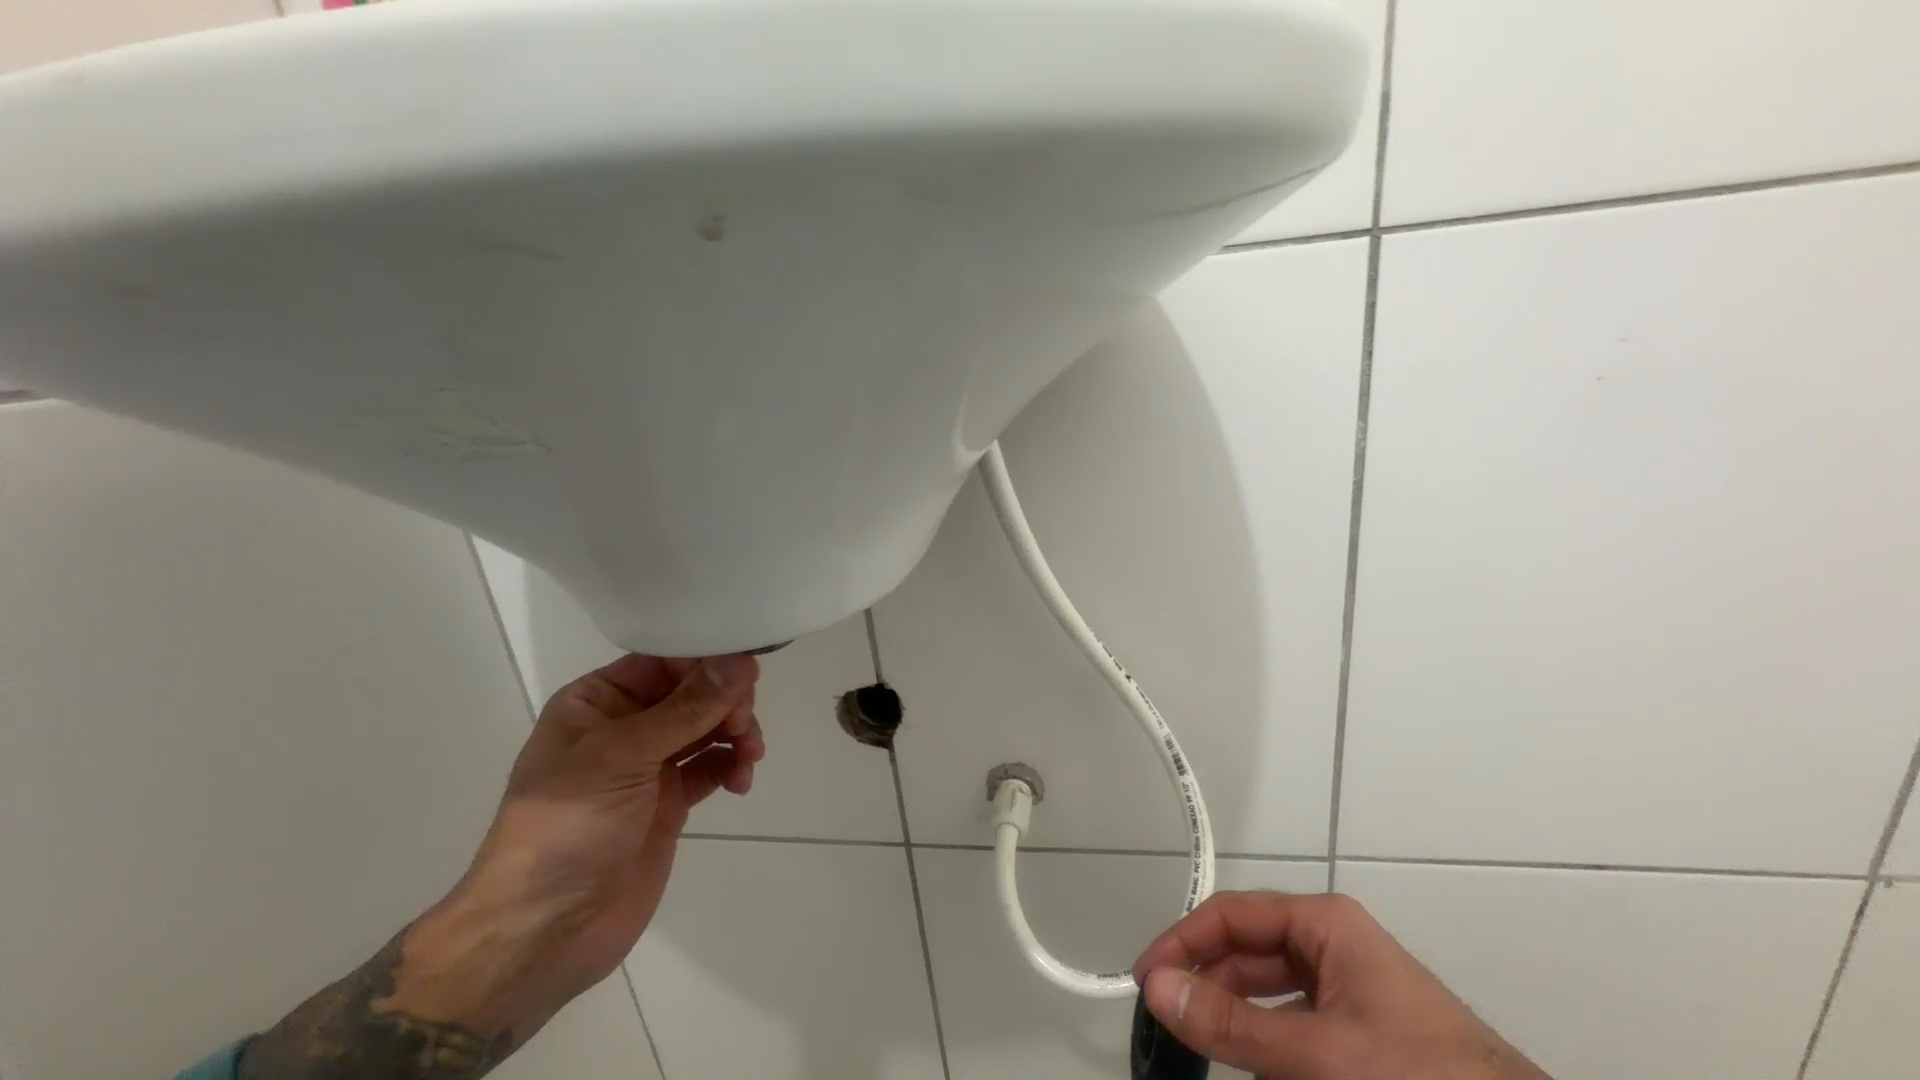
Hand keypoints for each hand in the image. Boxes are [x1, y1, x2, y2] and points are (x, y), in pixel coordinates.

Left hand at [240, 653, 763, 1079]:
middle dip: (726, 701)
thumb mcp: (623, 755)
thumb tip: (741, 659)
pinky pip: (710, 767)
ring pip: (707, 728)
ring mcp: (647, 767)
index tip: (747, 673)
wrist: (546, 929)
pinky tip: (741, 780)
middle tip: (744, 726)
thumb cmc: (568, 826)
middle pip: (691, 691)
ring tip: (749, 756)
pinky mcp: (668, 804)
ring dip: (736, 733)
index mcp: (595, 701)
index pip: (662, 660)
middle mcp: (622, 726)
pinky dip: (732, 765)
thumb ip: (687, 707)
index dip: (706, 661)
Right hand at [1133, 892, 1551, 1079]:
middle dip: (1203, 981)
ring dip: (1229, 1014)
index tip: (1144, 982)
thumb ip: (1233, 1024)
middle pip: (1245, 951)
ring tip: (1194, 1042)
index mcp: (1325, 924)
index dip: (1181, 943)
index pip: (1230, 915)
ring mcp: (1347, 988)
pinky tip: (1247, 1065)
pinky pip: (1291, 1022)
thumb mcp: (1318, 1051)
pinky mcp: (1358, 1029)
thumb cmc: (1418, 1072)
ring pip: (1265, 991)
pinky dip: (1261, 1041)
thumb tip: (1157, 988)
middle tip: (1162, 1020)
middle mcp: (1332, 945)